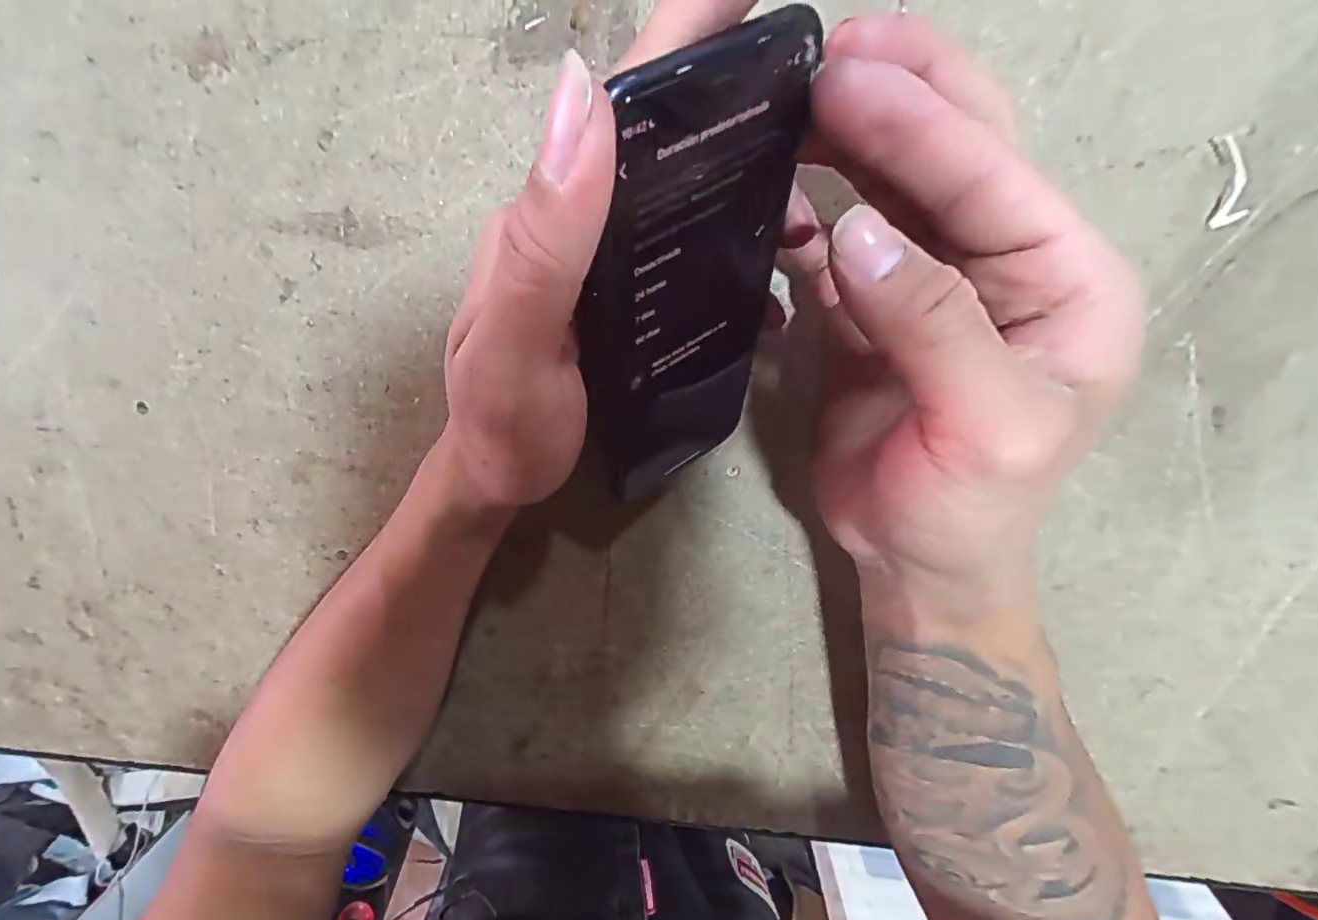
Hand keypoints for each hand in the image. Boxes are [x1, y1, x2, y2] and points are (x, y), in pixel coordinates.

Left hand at [439, 0, 763, 508]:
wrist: (496, 476)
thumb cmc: (504, 427)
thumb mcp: (516, 344)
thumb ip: (543, 240)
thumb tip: (578, 94)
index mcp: (542, 222)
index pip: (610, 108)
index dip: (678, 39)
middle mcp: (564, 225)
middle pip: (648, 141)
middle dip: (728, 98)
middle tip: (821, 96)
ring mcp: (586, 261)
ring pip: (667, 191)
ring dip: (738, 175)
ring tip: (811, 195)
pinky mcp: (606, 296)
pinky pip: (668, 243)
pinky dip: (718, 234)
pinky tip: (759, 255)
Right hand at [787, 17, 1144, 616]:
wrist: (918, 559)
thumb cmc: (974, 503)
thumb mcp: (984, 418)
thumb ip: (930, 320)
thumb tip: (853, 236)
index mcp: (1059, 279)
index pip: (988, 179)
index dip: (920, 121)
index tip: (848, 71)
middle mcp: (997, 270)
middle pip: (952, 161)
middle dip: (898, 99)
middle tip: (829, 51)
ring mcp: (923, 295)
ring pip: (886, 203)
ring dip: (842, 154)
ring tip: (792, 111)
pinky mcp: (864, 326)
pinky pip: (834, 262)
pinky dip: (803, 232)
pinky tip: (774, 207)